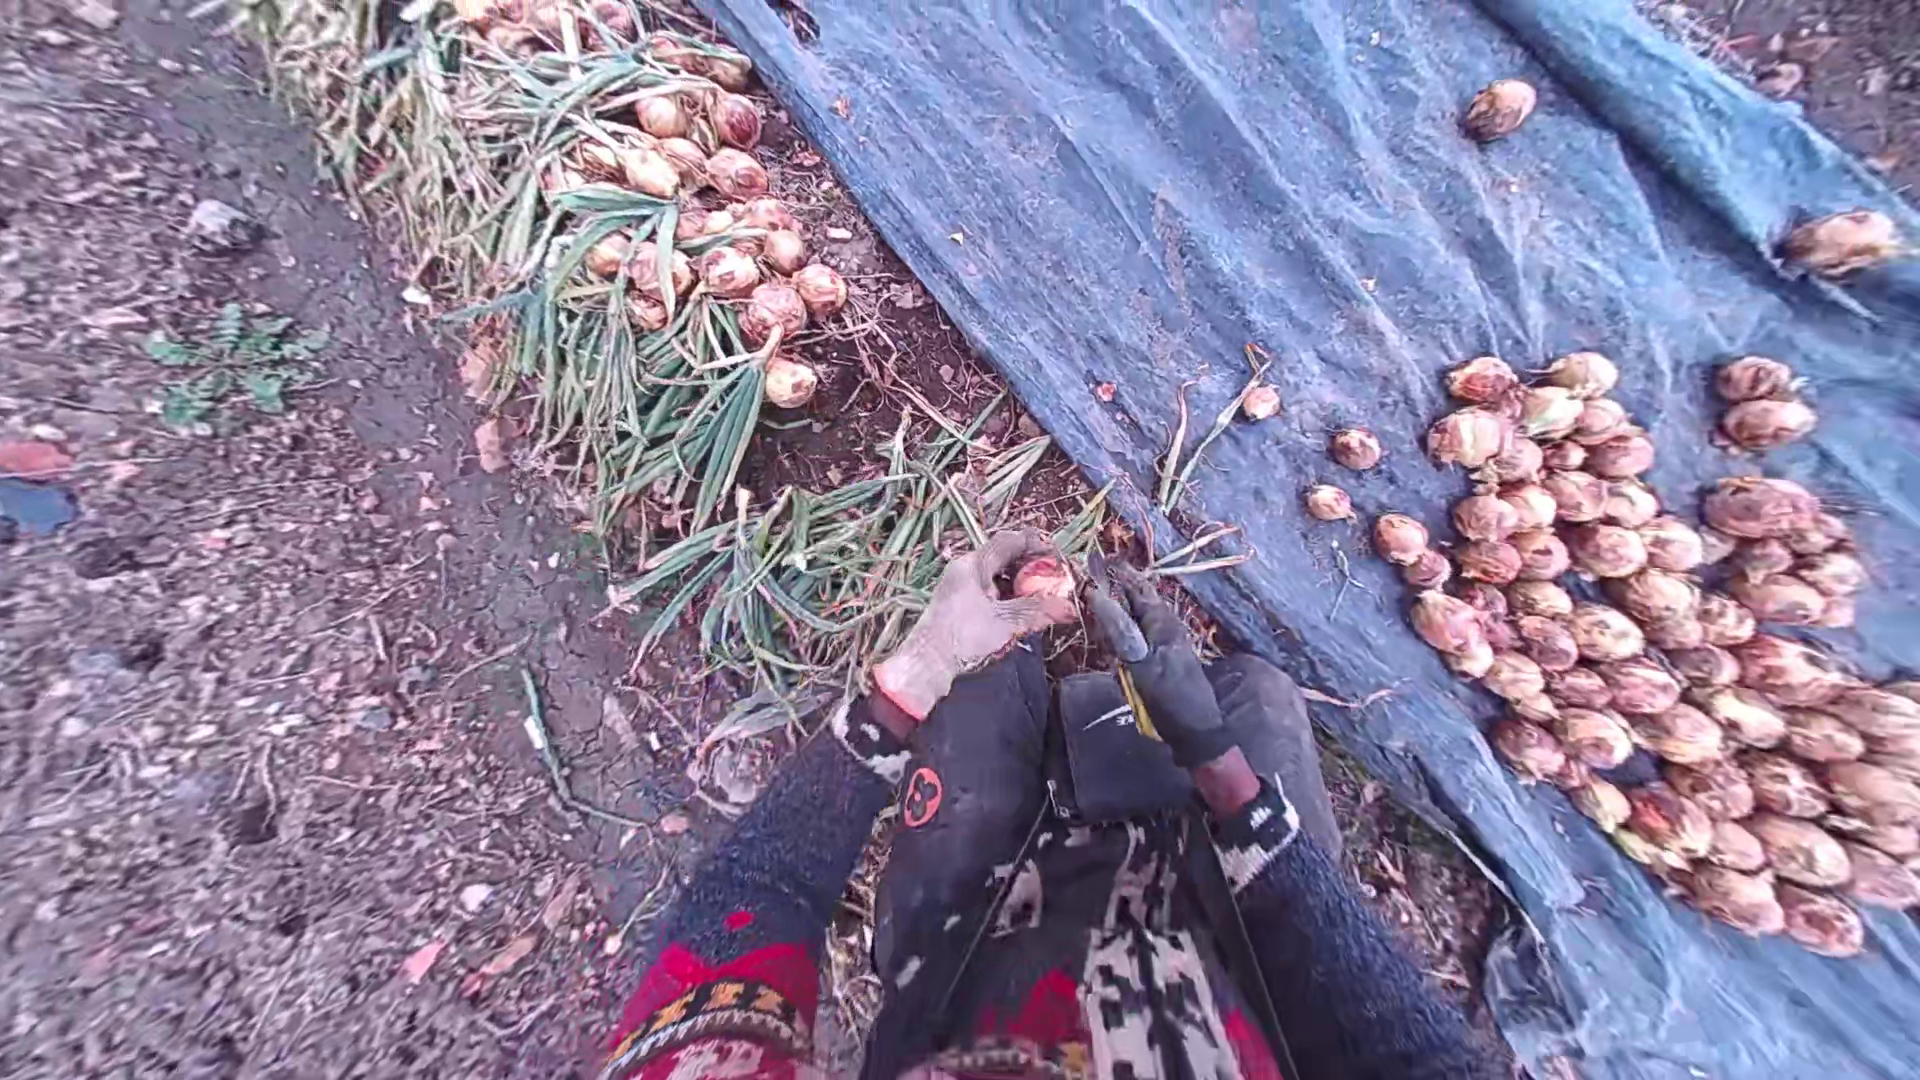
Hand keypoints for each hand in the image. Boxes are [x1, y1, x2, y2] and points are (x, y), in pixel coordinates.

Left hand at [872, 530, 1077, 720]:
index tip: (1057, 558)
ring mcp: (961, 588)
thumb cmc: (962, 638)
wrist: (928, 667)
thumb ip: (1038, 610)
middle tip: (1054, 579)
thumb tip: (1069, 607)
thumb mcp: (1006, 621)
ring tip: (1042, 597)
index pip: (1009, 542)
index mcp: (973, 564)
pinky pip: (991, 593)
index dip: (1036, 545)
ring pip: (998, 577)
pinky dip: (1009, 598)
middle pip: (1004, 558)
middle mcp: (965, 571)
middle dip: (1031, 567)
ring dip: (1021, 585)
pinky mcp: (960, 607)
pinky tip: (1021, 612)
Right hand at [1087, 564, 1237, 768]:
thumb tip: (1097, 596)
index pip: (1136, 590)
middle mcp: (1167, 627)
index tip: (1096, 564)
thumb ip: (1119, 628)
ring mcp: (1168, 643)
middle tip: (1099, 577)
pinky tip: (1121, 632)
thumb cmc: (1168, 698)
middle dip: (1121, 586)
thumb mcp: (1140, 662)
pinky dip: (1130, 625)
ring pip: (1143, 614)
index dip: (1117, 576)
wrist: (1197, 732)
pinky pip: (1145, 632)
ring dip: (1126, 604)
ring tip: (1108, 596)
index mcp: (1163, 624)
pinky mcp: (1166, 658)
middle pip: (1141, 600)